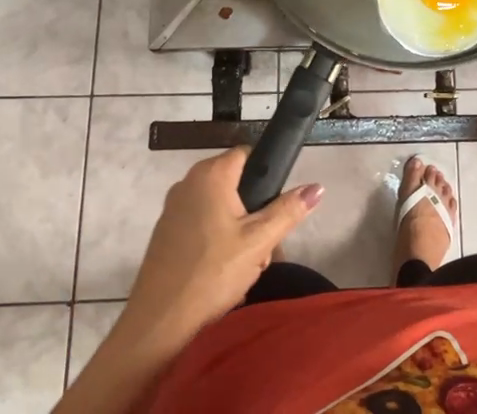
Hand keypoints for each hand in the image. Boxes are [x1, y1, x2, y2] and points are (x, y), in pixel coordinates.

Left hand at [124, 148, 322, 336]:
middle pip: (235, 185)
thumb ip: (288, 211)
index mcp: (210, 174)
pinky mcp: (166, 232)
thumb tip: (317, 187)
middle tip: (264, 248)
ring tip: (245, 267)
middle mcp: (188, 182)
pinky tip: (223, 273)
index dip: (266, 177)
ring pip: (220, 208)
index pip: (248, 155)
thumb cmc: (212, 273)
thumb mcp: (259, 241)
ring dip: (239, 232)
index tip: (276, 209)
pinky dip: (217, 242)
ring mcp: (173, 208)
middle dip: (255, 213)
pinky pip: (202, 225)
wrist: (159, 321)